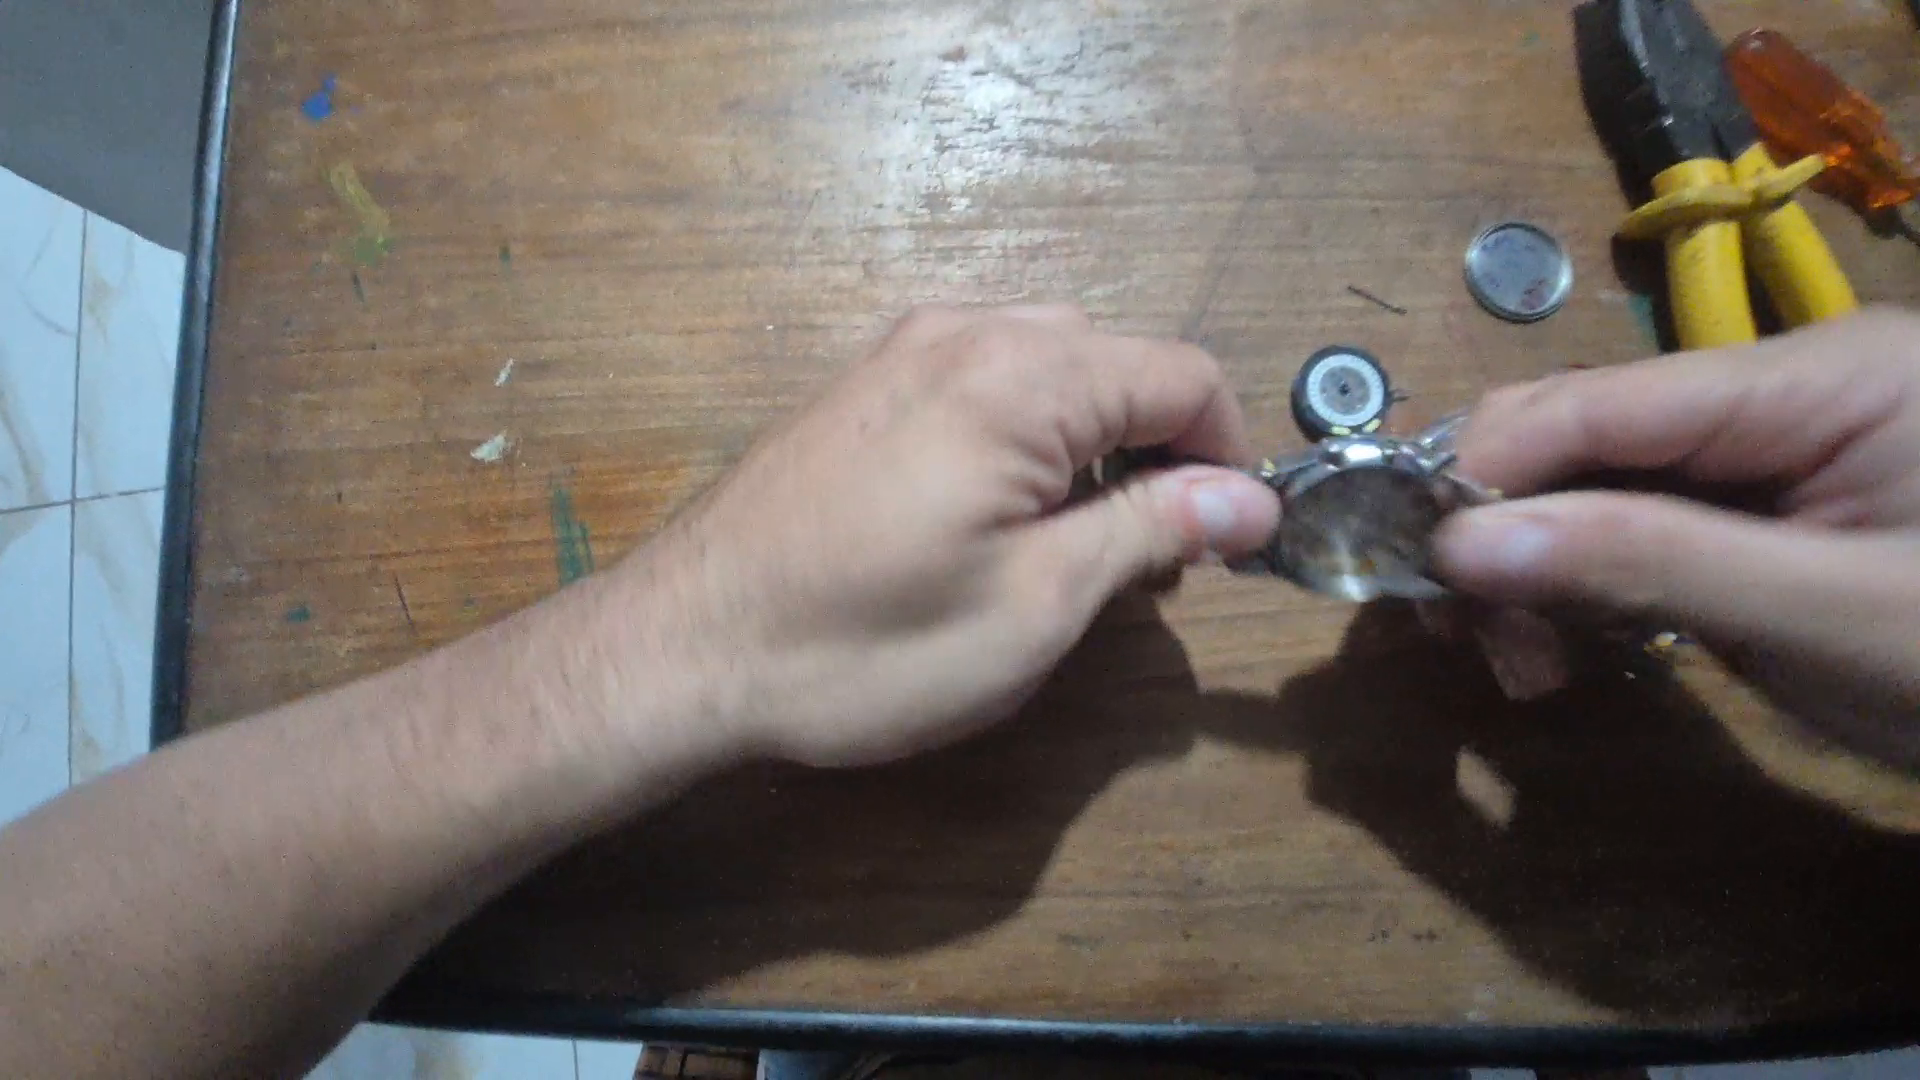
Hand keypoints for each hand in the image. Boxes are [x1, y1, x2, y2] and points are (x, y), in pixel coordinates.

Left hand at [624, 304, 1278, 765]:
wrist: (686, 648)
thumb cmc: (866, 645)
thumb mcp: (1035, 603)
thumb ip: (1151, 531)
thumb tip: (1253, 499)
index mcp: (1020, 376)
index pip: (1181, 374)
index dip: (1227, 451)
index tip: (1227, 535)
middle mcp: (963, 332)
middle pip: (1116, 362)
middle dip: (1156, 447)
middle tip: (1145, 552)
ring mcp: (903, 348)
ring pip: (1050, 364)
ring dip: (1091, 438)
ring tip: (1074, 535)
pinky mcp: (865, 382)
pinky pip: (983, 377)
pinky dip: (1026, 429)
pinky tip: (997, 503)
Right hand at [1434, 308, 1919, 766]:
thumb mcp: (1841, 619)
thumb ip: (1643, 564)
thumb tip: (1455, 546)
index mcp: (1807, 378)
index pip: (1578, 402)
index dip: (1472, 474)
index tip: (1413, 566)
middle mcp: (1759, 389)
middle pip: (1557, 433)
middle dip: (1488, 526)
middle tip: (1459, 628)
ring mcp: (1746, 446)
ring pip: (1566, 483)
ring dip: (1517, 566)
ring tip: (1520, 658)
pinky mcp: (1737, 501)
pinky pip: (1608, 523)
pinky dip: (1563, 583)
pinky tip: (1561, 638)